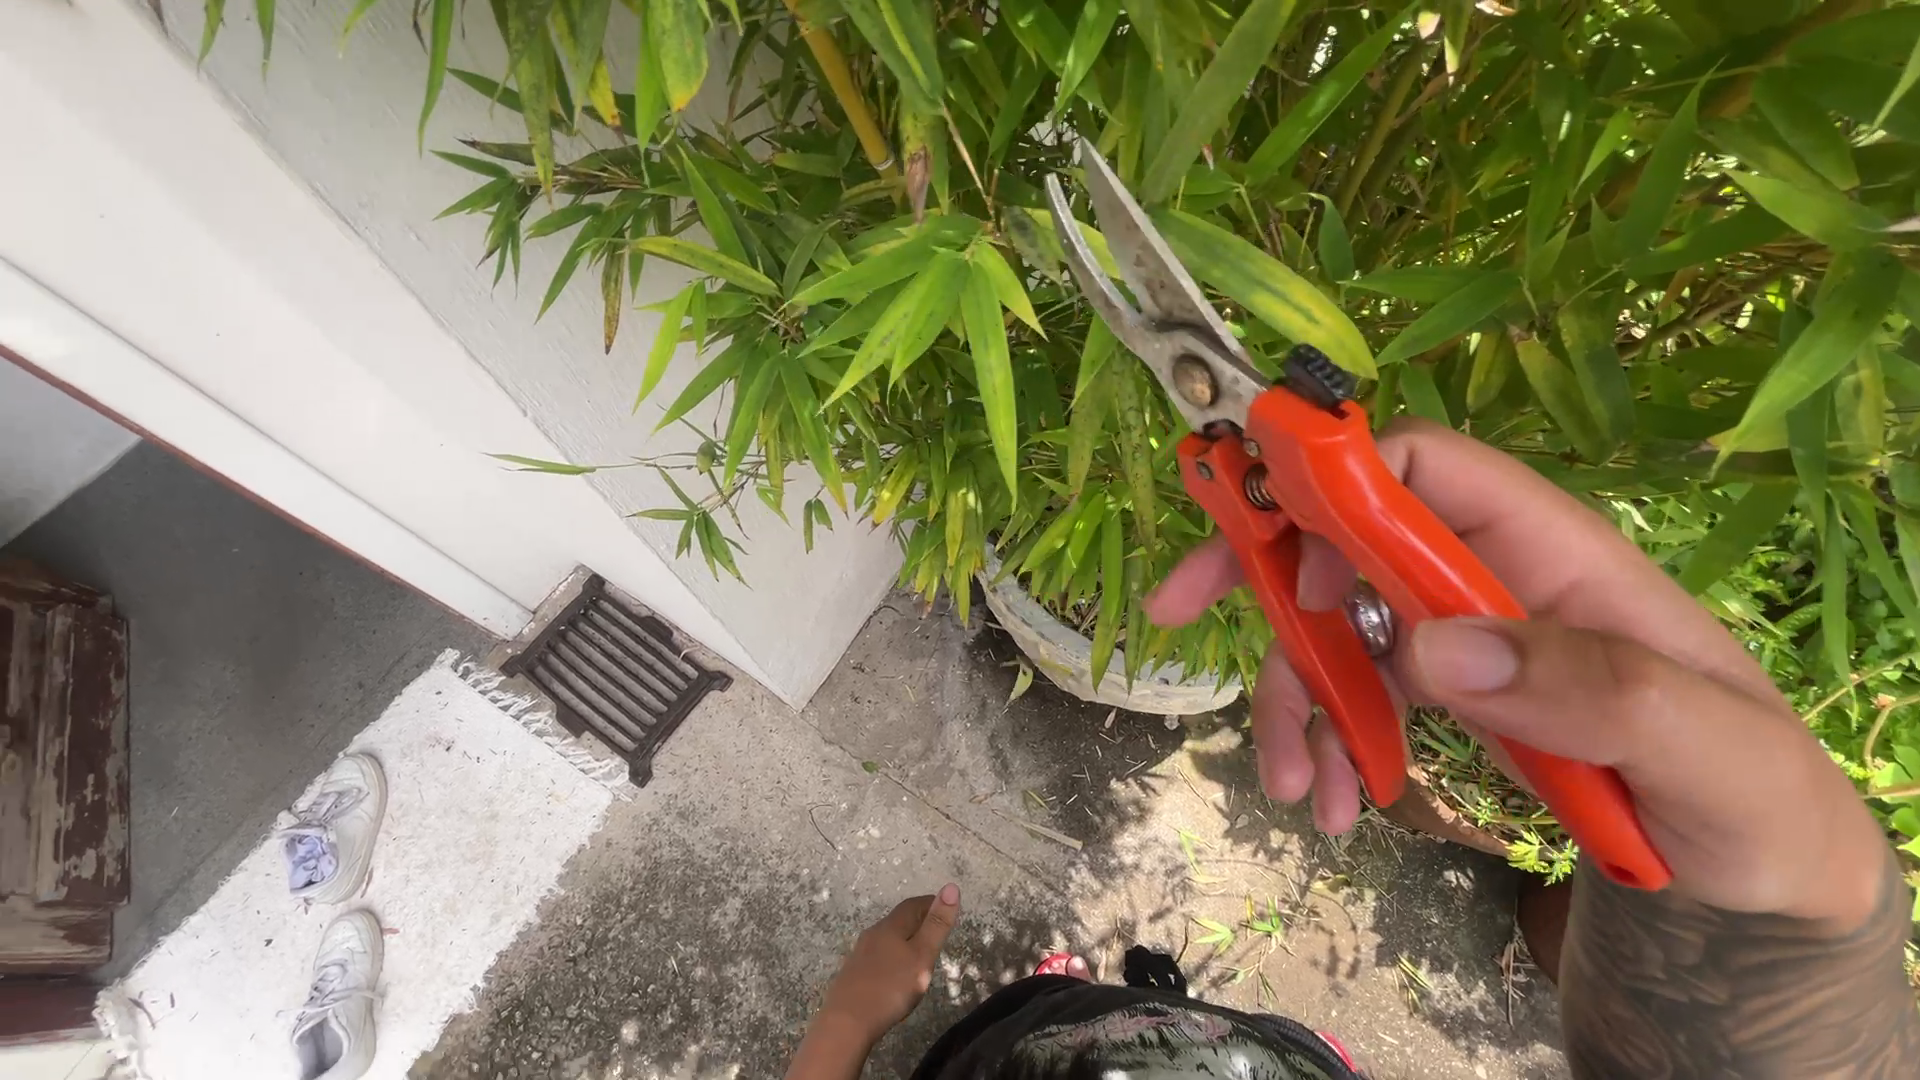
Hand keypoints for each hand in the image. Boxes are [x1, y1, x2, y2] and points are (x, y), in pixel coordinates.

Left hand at [819, 884, 960, 1044]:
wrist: (845, 1023)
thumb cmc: (890, 987)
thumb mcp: (921, 956)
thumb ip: (936, 925)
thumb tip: (951, 886)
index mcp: (890, 926)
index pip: (913, 905)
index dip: (930, 903)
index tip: (946, 906)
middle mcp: (873, 934)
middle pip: (899, 920)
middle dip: (918, 920)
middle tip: (936, 929)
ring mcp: (860, 954)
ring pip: (887, 939)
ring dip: (904, 940)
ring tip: (919, 953)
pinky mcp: (853, 974)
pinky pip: (878, 956)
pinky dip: (892, 957)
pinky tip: (895, 974)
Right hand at [1147, 419, 1887, 923]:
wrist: (1740, 872)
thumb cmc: (1751, 802)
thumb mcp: (1719, 760)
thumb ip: (1601, 695)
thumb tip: (1432, 649)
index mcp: (1548, 552)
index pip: (1425, 469)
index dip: (1340, 491)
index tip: (1287, 562)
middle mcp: (1477, 576)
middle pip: (1339, 536)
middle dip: (1253, 571)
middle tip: (1176, 606)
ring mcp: (1443, 630)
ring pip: (1323, 628)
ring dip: (1287, 698)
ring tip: (1297, 788)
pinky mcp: (1424, 684)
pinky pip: (1339, 691)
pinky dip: (1316, 741)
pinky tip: (1332, 801)